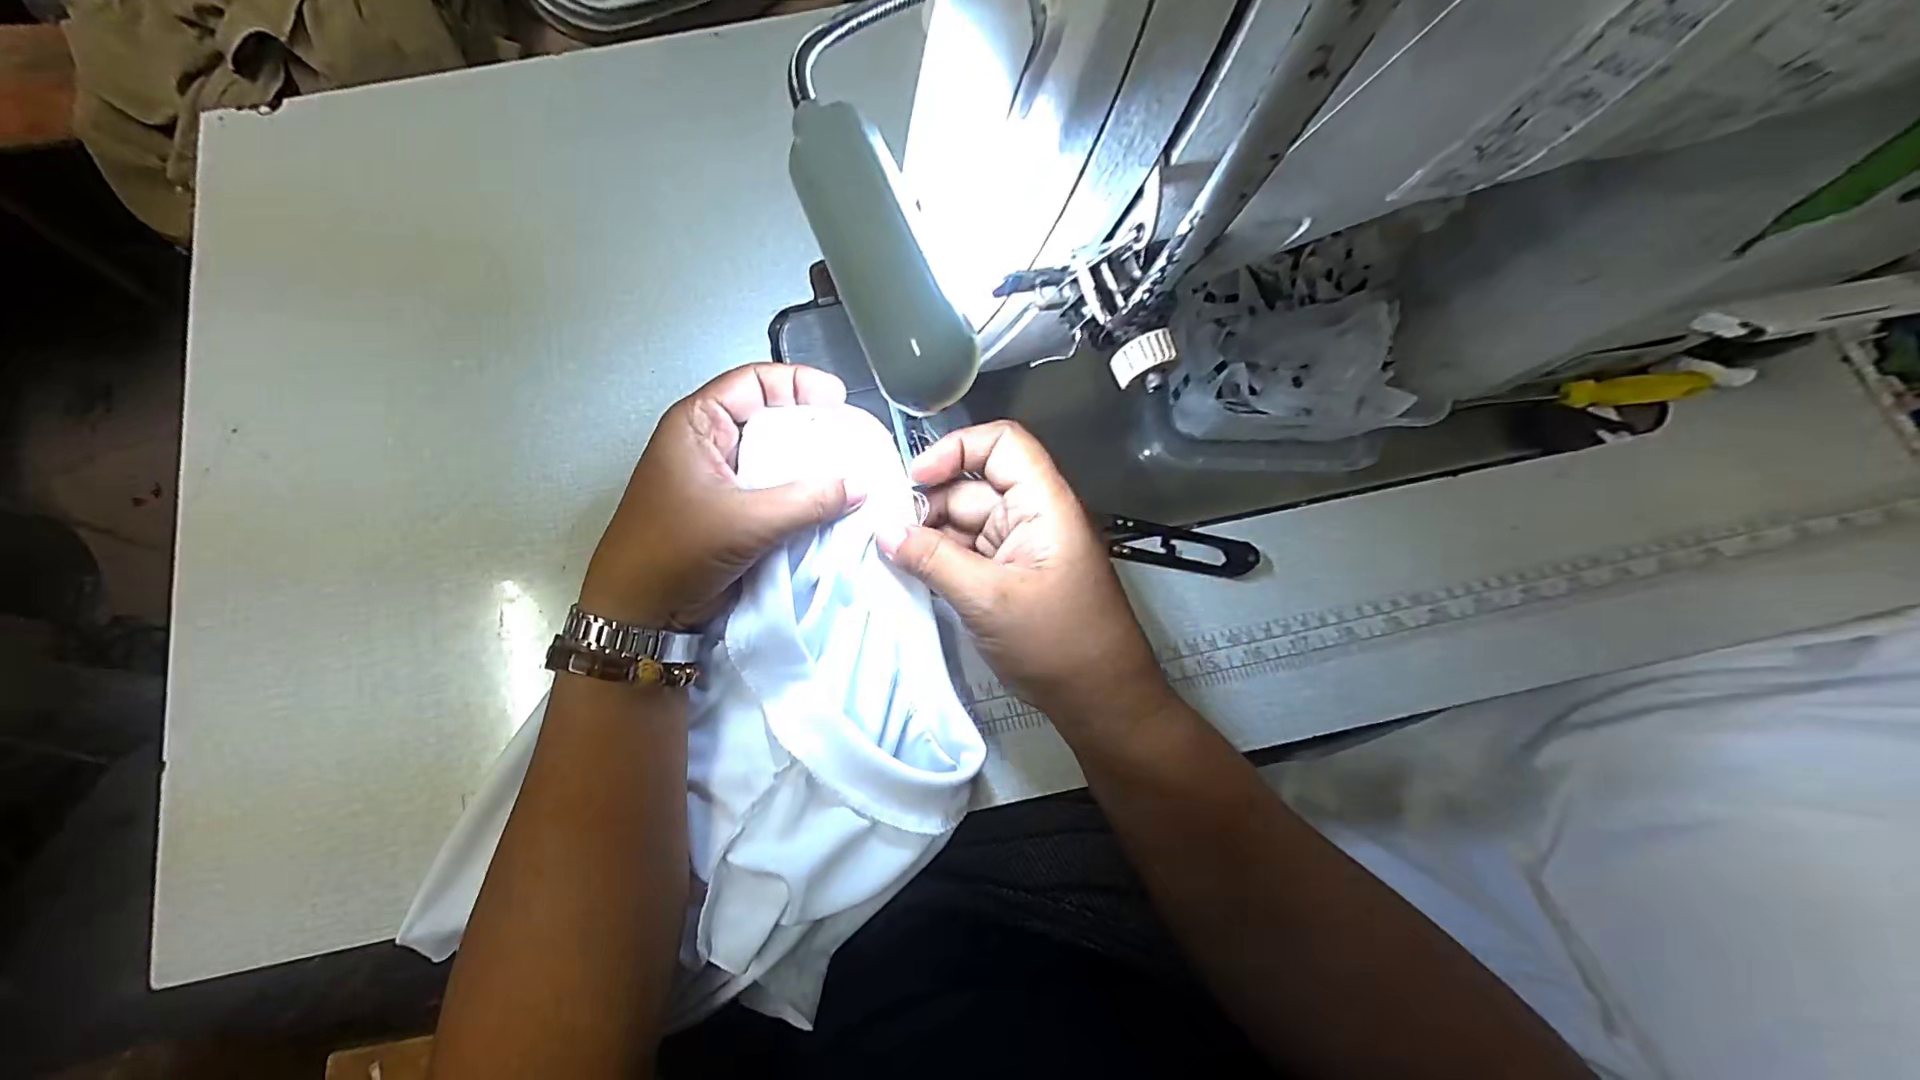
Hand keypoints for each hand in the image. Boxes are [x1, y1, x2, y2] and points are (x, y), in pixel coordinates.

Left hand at [580, 364, 862, 627]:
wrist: (639, 612)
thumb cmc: (670, 553)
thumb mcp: (743, 522)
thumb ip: (806, 502)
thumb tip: (858, 487)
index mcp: (698, 426)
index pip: (753, 382)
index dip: (797, 382)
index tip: (837, 399)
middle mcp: (711, 446)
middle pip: (770, 419)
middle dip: (812, 427)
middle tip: (852, 439)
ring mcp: (723, 481)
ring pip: (777, 460)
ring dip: (811, 467)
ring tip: (850, 471)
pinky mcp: (735, 514)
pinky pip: (777, 495)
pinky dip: (804, 498)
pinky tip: (833, 505)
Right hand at [875, 420, 1172, 726]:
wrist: (1099, 698)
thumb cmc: (1058, 644)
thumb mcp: (988, 600)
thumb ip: (933, 561)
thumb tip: (885, 533)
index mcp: (1043, 505)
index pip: (1002, 444)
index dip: (957, 449)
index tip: (916, 479)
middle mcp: (1032, 517)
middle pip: (974, 485)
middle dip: (930, 503)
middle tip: (887, 530)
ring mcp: (1020, 547)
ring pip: (966, 522)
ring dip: (929, 535)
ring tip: (892, 554)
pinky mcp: (1010, 576)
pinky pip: (968, 553)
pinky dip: (941, 559)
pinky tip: (911, 571)